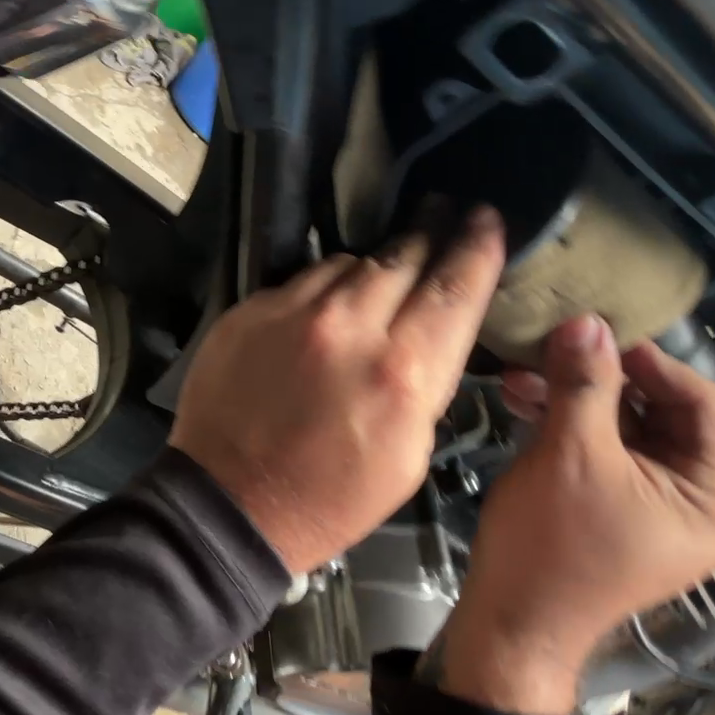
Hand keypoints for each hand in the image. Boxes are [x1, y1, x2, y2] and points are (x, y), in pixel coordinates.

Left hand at [169, 207, 506, 573]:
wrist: (229, 501)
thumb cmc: (329, 496)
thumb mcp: (409, 455)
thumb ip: (426, 381)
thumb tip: (429, 332)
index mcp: (402, 373)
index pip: (454, 288)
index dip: (476, 246)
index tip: (485, 216)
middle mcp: (347, 329)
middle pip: (400, 257)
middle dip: (426, 234)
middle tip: (440, 212)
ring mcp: (289, 314)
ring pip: (346, 263)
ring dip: (367, 270)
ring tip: (373, 283)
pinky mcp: (247, 312)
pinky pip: (297, 282)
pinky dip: (317, 291)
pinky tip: (316, 314)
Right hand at [435, 315, 714, 714]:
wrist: (514, 615)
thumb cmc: (556, 541)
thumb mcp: (571, 454)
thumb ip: (584, 384)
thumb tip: (587, 320)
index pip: (703, 401)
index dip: (648, 362)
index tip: (590, 333)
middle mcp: (703, 496)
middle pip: (660, 411)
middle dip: (599, 378)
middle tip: (547, 348)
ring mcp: (659, 503)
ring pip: (623, 427)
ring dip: (572, 397)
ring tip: (519, 374)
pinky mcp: (618, 505)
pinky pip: (603, 450)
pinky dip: (566, 423)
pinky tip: (520, 401)